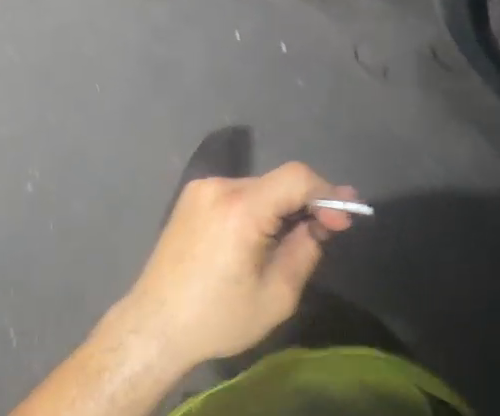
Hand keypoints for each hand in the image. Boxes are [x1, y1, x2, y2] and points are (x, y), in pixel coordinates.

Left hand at [108, 161, 357, 371]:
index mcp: (241, 208)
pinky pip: (236, 194)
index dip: (327, 193)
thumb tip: (323, 223)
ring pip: (257, 187)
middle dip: (307, 202)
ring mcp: (200, 189)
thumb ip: (306, 251)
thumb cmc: (218, 317)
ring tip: (294, 239)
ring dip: (281, 206)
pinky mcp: (190, 198)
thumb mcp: (277, 295)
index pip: (296, 176)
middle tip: (330, 229)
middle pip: (277, 181)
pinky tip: (261, 237)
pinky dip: (257, 208)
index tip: (344, 219)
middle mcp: (219, 187)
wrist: (155, 322)